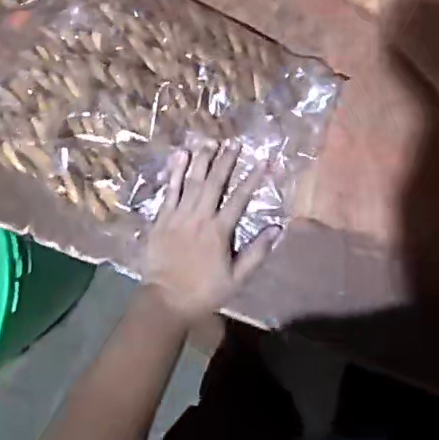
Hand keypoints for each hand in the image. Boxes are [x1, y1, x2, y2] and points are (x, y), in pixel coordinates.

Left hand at [138, 142, 280, 319]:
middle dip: (225, 161)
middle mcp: (199, 216)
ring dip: (201, 160)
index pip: (240, 198)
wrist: (166, 297)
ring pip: (191, 181)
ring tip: (209, 142)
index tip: (264, 161)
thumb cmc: (205, 291)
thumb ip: (256, 252)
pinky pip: (170, 189)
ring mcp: (178, 214)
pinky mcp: (161, 216)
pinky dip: (175, 171)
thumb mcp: (237, 278)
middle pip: (214, 182)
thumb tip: (276, 228)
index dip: (253, 178)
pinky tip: (180, 156)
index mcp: (219, 231)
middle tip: (234, 143)